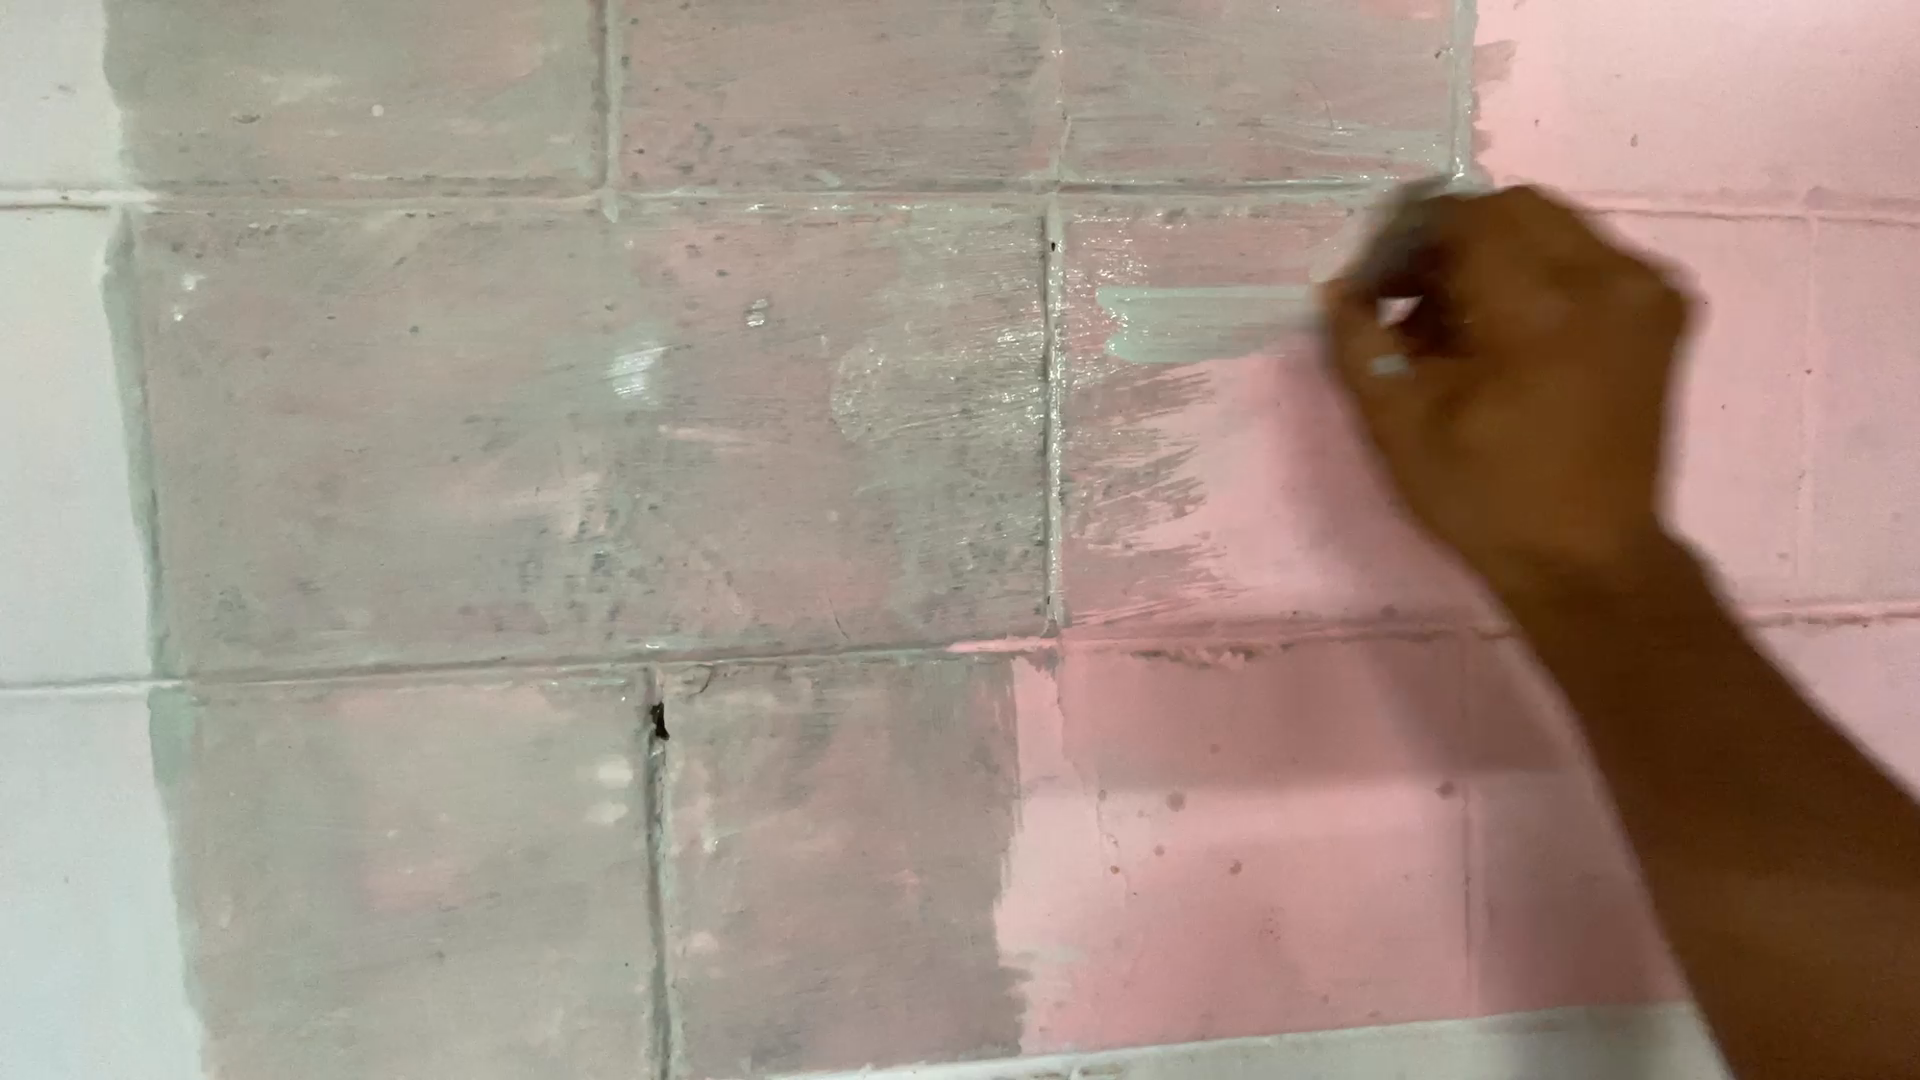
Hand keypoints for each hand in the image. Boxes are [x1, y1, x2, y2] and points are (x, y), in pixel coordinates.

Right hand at [1319, 185, 1694, 599]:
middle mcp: (1612, 280)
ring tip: (1444, 328)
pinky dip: (1528, 277)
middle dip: (1445, 242)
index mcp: (1541, 311)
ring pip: (1550, 229)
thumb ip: (1360, 345)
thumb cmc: (1480, 496)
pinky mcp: (1661, 312)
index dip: (1408, 235)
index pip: (1468, 219)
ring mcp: (1648, 293)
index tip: (1371, 278)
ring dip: (1485, 259)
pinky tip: (1496, 333)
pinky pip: (1582, 258)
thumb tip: (1341, 289)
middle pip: (1514, 210)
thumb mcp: (1397, 425)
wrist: (1583, 554)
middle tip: (1401, 299)